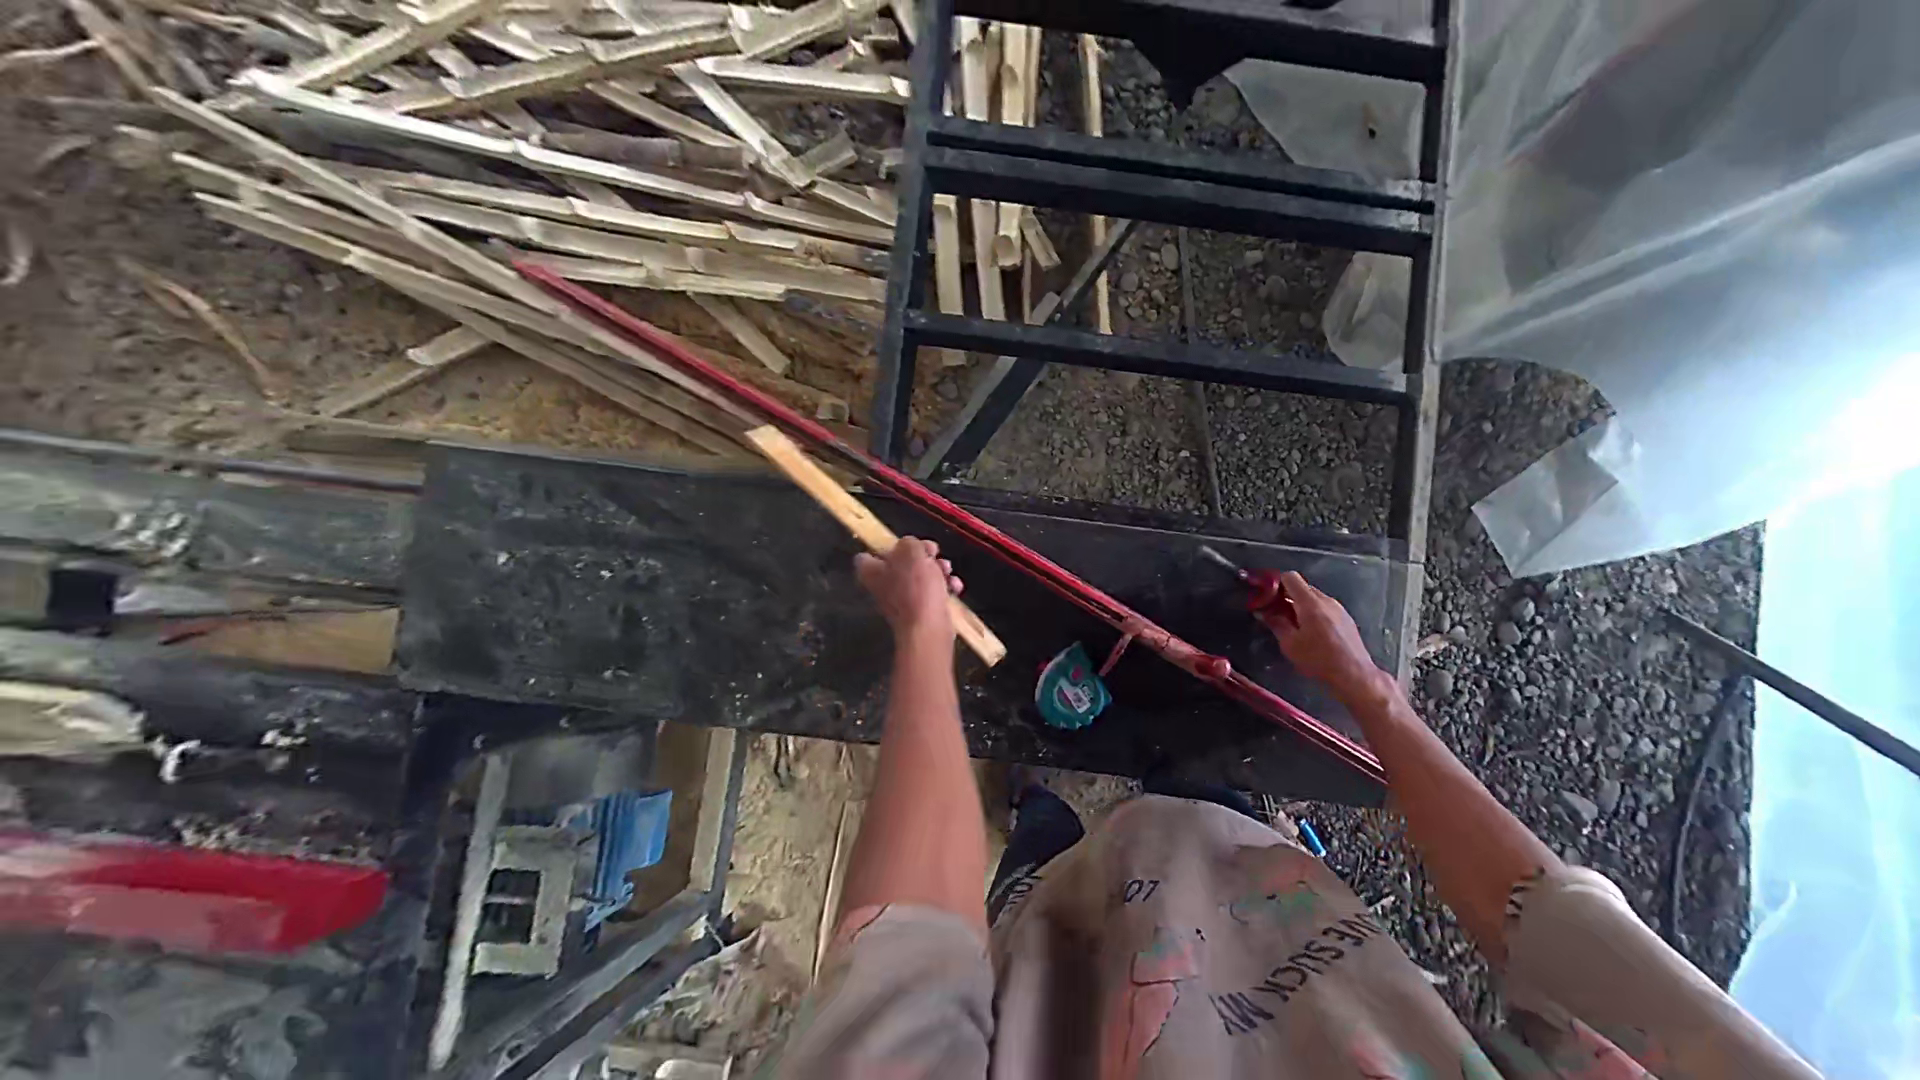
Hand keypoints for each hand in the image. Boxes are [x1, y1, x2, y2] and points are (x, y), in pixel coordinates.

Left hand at [855, 537, 962, 643]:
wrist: (928, 628)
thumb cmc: (915, 589)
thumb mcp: (912, 552)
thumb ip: (909, 542)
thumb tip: (911, 546)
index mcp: (872, 572)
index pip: (866, 556)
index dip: (884, 547)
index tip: (903, 545)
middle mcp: (883, 587)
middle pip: (900, 564)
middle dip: (921, 556)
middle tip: (933, 553)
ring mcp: (902, 602)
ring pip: (919, 577)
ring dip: (937, 570)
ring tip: (947, 570)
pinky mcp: (920, 612)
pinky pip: (932, 594)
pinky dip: (944, 588)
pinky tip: (954, 587)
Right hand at [1263, 572, 1387, 702]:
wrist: (1354, 675)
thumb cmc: (1318, 659)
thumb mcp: (1289, 644)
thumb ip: (1275, 623)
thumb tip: (1263, 612)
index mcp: (1310, 603)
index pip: (1290, 578)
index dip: (1276, 584)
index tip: (1267, 598)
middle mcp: (1326, 600)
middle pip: (1302, 587)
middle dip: (1286, 597)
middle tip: (1275, 613)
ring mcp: (1339, 609)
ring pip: (1313, 598)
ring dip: (1300, 606)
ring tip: (1292, 625)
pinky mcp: (1346, 619)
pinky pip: (1324, 607)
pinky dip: (1313, 613)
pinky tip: (1310, 632)